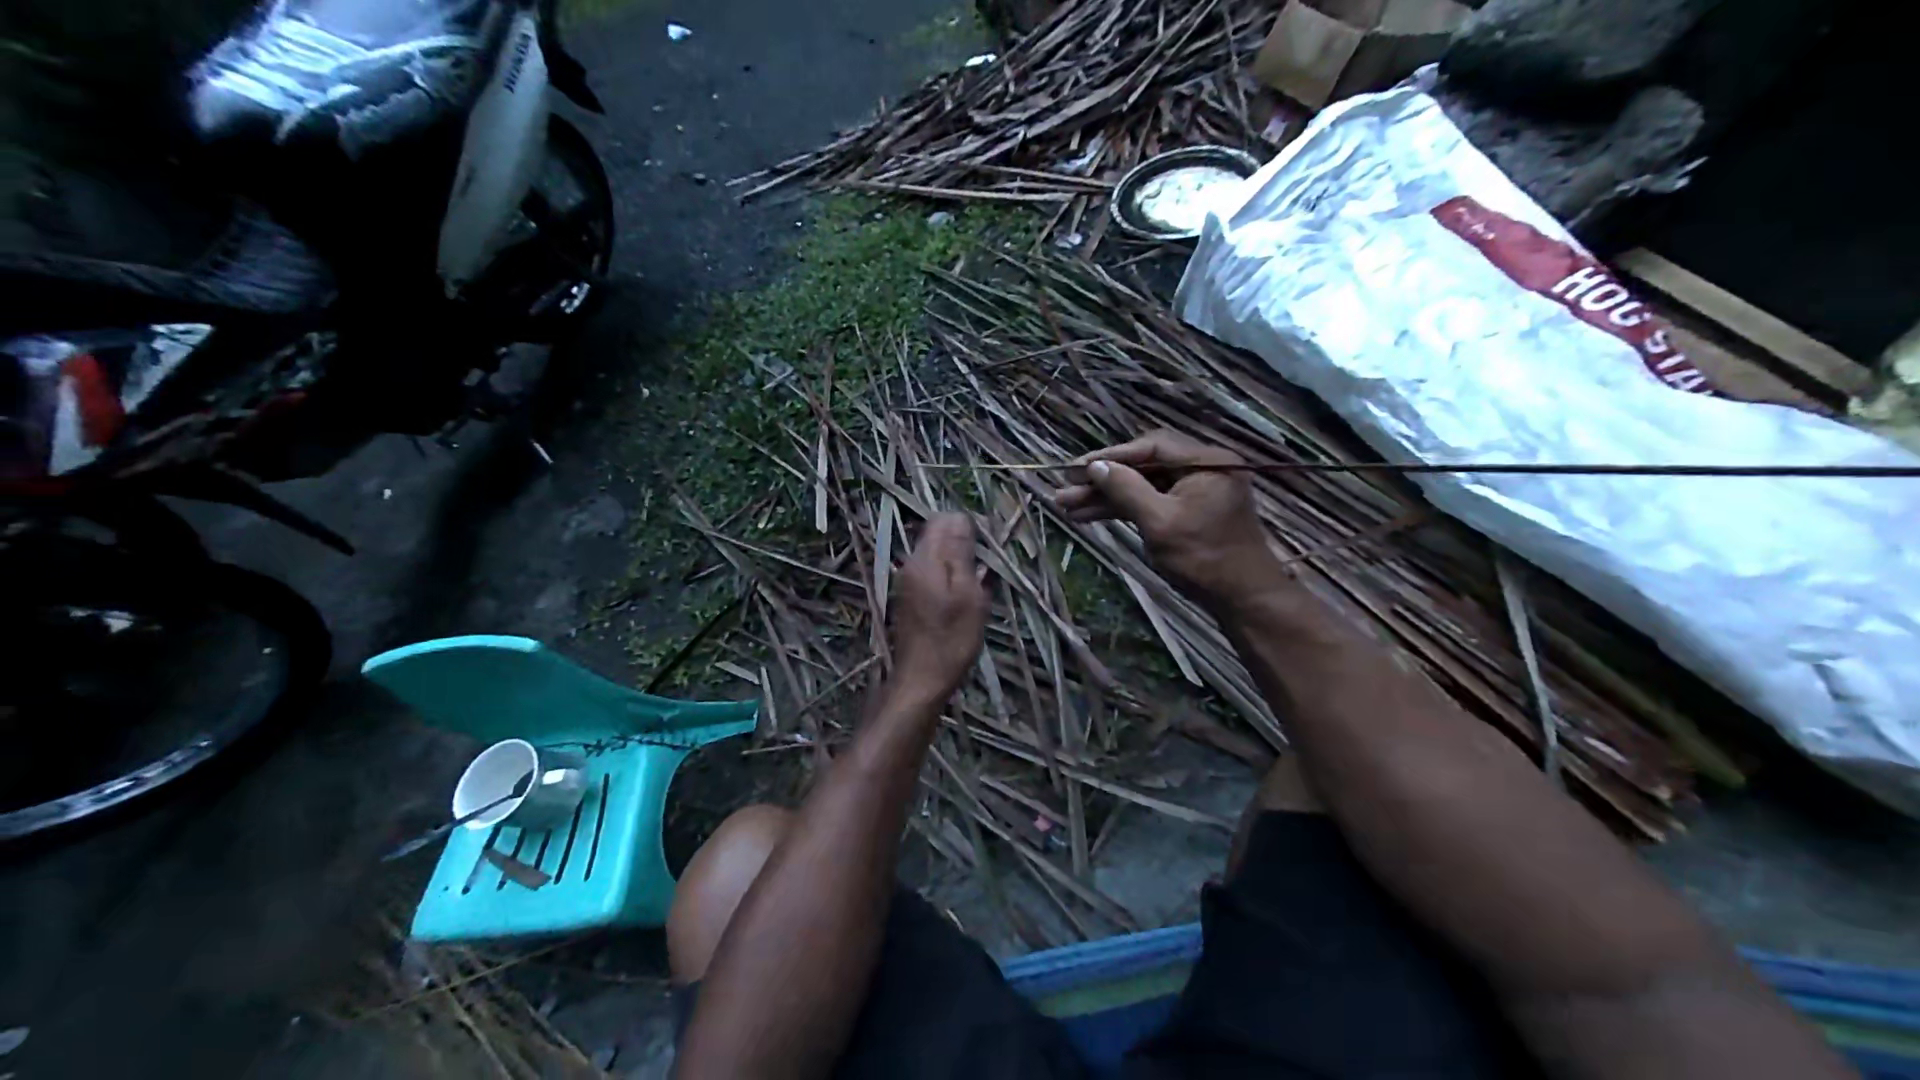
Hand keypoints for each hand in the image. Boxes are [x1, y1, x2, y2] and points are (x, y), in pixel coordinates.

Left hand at [891, 513, 988, 703]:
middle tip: (987, 570)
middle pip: (938, 536)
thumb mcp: (967, 592)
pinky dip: (951, 580)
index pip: (943, 520)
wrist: (922, 679)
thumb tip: (960, 516)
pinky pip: (933, 576)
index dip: (969, 526)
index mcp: (924, 559)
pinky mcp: (910, 599)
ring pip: (937, 557)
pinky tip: (966, 600)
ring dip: (960, 564)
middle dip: (965, 545)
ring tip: (980, 586)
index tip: (989, 547)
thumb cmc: (951, 638)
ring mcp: (908, 583)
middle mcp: (910, 565)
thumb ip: (961, 552)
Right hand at [1051, 431, 1285, 610]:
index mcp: (1206, 461)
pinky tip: (1091, 515)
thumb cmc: (1204, 558)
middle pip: (1144, 465)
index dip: (1111, 456)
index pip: (1151, 446)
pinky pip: (1152, 501)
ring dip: (1108, 496)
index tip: (1077, 468)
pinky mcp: (1190, 511)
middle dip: (1104, 480)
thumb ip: (1127, 490)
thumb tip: (1095, 467)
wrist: (1243, 598)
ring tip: (1068, 507)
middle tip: (1066, 490)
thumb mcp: (1159, 522)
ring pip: (1144, 486)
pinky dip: (1125, 509)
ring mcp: (1197, 490)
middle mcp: (1204, 468)